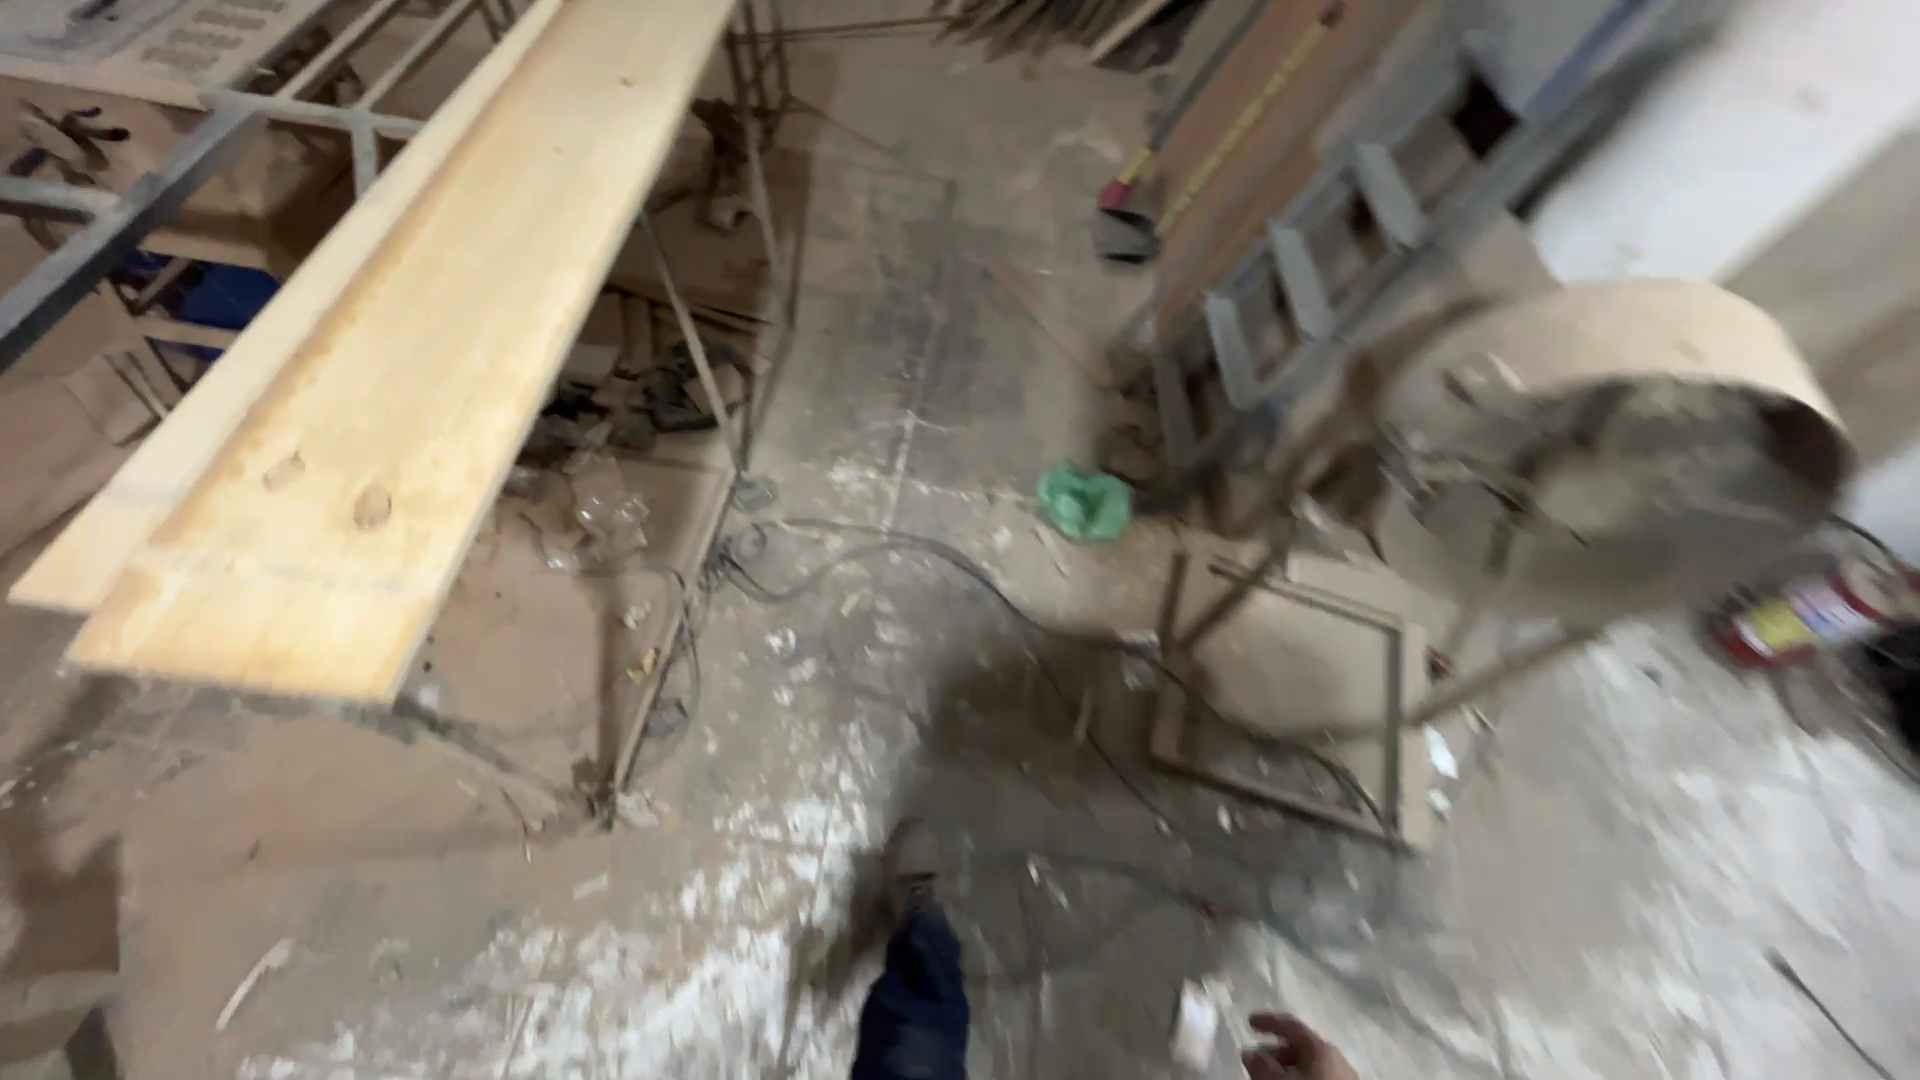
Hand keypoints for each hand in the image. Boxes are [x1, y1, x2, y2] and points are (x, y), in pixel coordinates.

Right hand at [1241, 1013, 1356, 1079]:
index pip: (1290, 1025)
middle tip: (1256, 1062)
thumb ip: (1260, 1065)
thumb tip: (1250, 1053)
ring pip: (1310, 1069)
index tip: (1249, 1023)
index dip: (1267, 1022)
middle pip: (1300, 1049)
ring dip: (1287, 1072)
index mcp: (1321, 1049)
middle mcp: (1337, 1061)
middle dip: (1275, 1054)